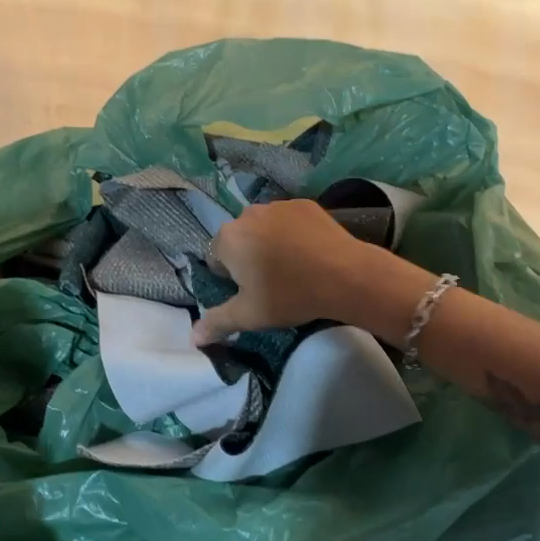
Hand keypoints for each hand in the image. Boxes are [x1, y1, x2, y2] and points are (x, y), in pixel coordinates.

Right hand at [192, 199, 393, 345]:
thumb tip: (193, 337)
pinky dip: (294, 233)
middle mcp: (247, 214)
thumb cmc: (290, 295)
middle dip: (250, 256)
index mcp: (228, 238)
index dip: (232, 277)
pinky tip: (311, 252)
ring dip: (271, 242)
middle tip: (273, 282)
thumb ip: (218, 322)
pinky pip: (290, 220)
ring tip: (294, 267)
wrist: (346, 275)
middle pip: (240, 239)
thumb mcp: (250, 315)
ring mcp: (278, 205)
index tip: (252, 291)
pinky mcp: (305, 204)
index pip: (217, 258)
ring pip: (265, 228)